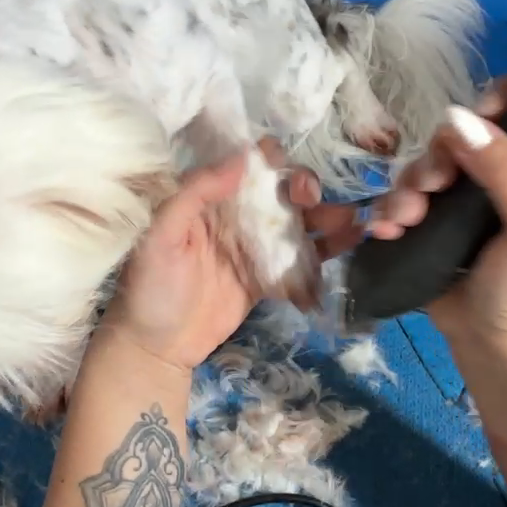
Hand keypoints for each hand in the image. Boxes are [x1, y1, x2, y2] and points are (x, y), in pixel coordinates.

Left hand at [103, 143, 337, 370]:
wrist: (156, 348)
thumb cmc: (150, 287)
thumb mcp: (160, 236)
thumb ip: (194, 194)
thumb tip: (242, 158)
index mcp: (208, 198)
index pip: (246, 165)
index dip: (273, 161)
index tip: (287, 174)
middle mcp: (235, 215)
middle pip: (280, 190)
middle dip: (306, 188)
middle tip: (314, 203)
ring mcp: (254, 247)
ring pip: (298, 223)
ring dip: (327, 219)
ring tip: (356, 223)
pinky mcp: (266, 278)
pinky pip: (301, 260)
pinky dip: (326, 254)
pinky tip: (351, 247)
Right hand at [363, 75, 506, 355]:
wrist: (497, 349)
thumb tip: (456, 117)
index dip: (495, 102)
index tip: (466, 125)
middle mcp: (500, 179)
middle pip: (458, 138)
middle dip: (434, 158)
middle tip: (432, 188)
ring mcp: (461, 206)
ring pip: (424, 171)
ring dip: (406, 190)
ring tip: (406, 221)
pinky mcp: (429, 230)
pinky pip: (401, 203)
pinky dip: (388, 214)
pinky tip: (387, 232)